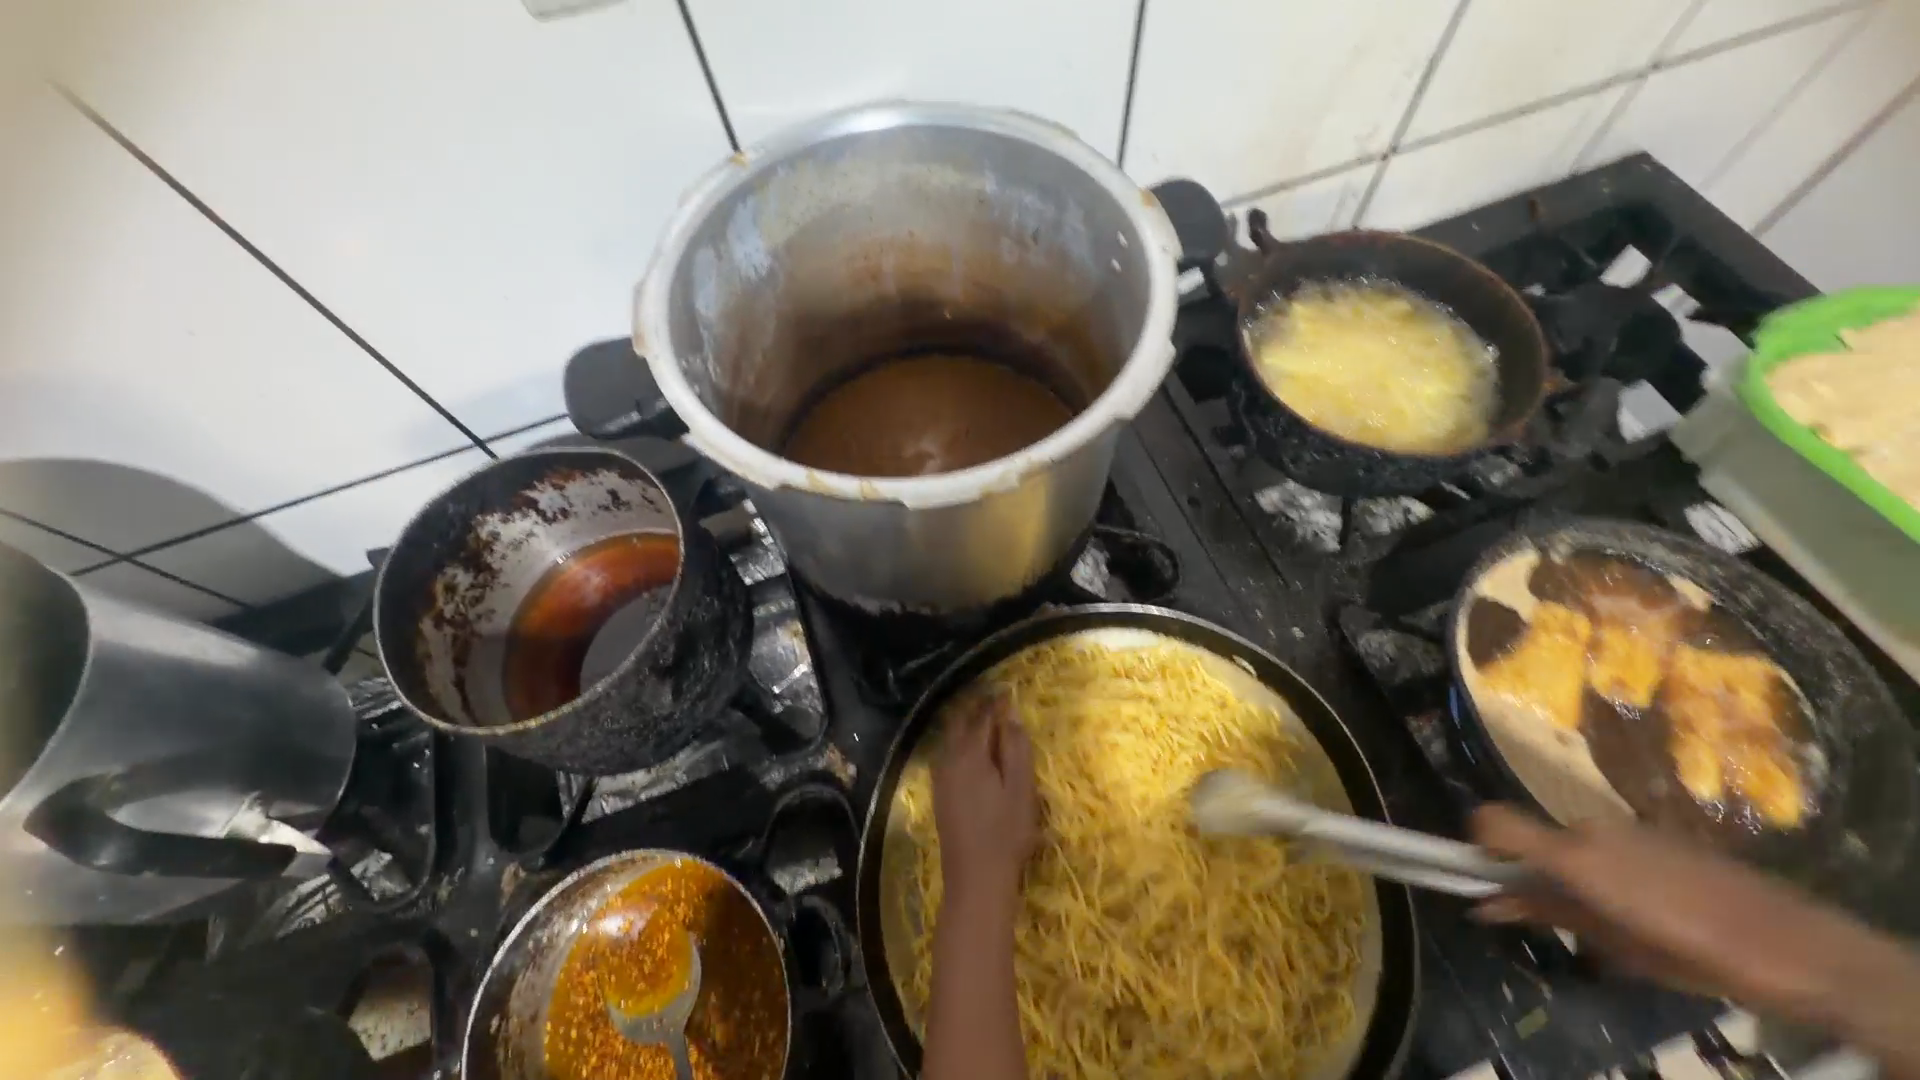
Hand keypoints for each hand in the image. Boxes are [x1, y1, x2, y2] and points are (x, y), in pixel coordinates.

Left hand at [932, 692, 1038, 906]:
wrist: (975, 878)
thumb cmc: (1006, 832)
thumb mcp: (1021, 788)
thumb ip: (1015, 748)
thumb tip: (1010, 713)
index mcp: (969, 754)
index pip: (982, 717)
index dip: (995, 702)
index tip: (1008, 692)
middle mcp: (948, 760)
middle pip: (959, 723)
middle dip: (975, 707)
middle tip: (993, 699)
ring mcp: (940, 778)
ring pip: (950, 739)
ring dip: (965, 725)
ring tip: (984, 719)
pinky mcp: (939, 794)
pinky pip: (947, 755)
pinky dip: (960, 743)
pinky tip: (971, 751)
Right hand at [1471, 804, 1892, 1019]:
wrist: (1798, 947)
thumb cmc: (1692, 951)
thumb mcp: (1610, 943)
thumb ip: (1543, 911)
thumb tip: (1482, 903)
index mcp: (1574, 852)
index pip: (1493, 823)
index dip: (1477, 847)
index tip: (1476, 878)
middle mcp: (1590, 827)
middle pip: (1535, 841)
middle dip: (1532, 874)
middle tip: (1545, 918)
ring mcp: (1626, 829)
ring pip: (1573, 846)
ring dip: (1573, 876)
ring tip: (1610, 923)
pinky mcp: (1656, 836)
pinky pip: (1607, 848)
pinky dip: (1606, 873)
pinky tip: (1643, 912)